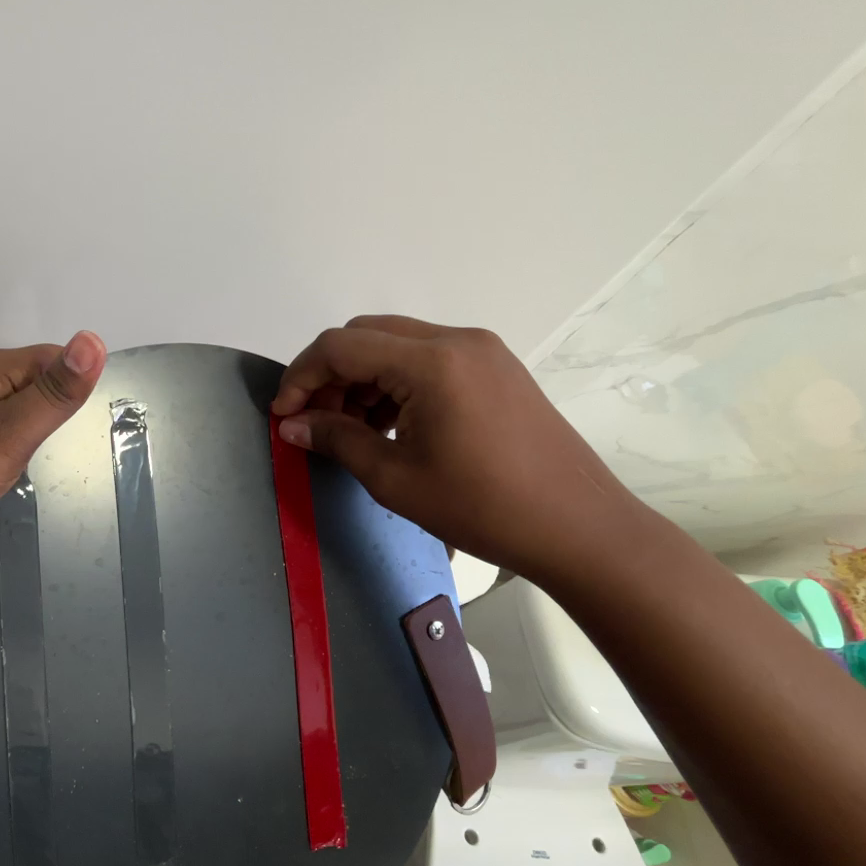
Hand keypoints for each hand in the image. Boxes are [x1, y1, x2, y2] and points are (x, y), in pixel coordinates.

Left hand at [0, 332, 107, 552]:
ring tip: (7, 471)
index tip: (69, 430)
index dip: (69, 389)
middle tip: (35, 457)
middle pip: (26, 381)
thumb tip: (93, 340)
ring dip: (17, 434)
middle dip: (43, 415)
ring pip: (1, 408)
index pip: (50, 358)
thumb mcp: (6, 436)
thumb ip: (52, 394)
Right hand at [272, 316, 646, 582]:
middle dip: (330, 374)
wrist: (581, 530)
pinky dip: (395, 382)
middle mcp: (456, 340)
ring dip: (361, 378)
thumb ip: (337, 439)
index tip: (284, 415)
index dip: (301, 376)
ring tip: (351, 429)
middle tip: (315, 421)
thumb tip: (292, 425)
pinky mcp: (496, 368)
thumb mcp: (395, 478)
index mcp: (431, 362)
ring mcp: (481, 351)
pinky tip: (390, 425)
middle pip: (366, 335)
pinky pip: (427, 359)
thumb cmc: (483, 507)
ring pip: (395, 344)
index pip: (341, 346)